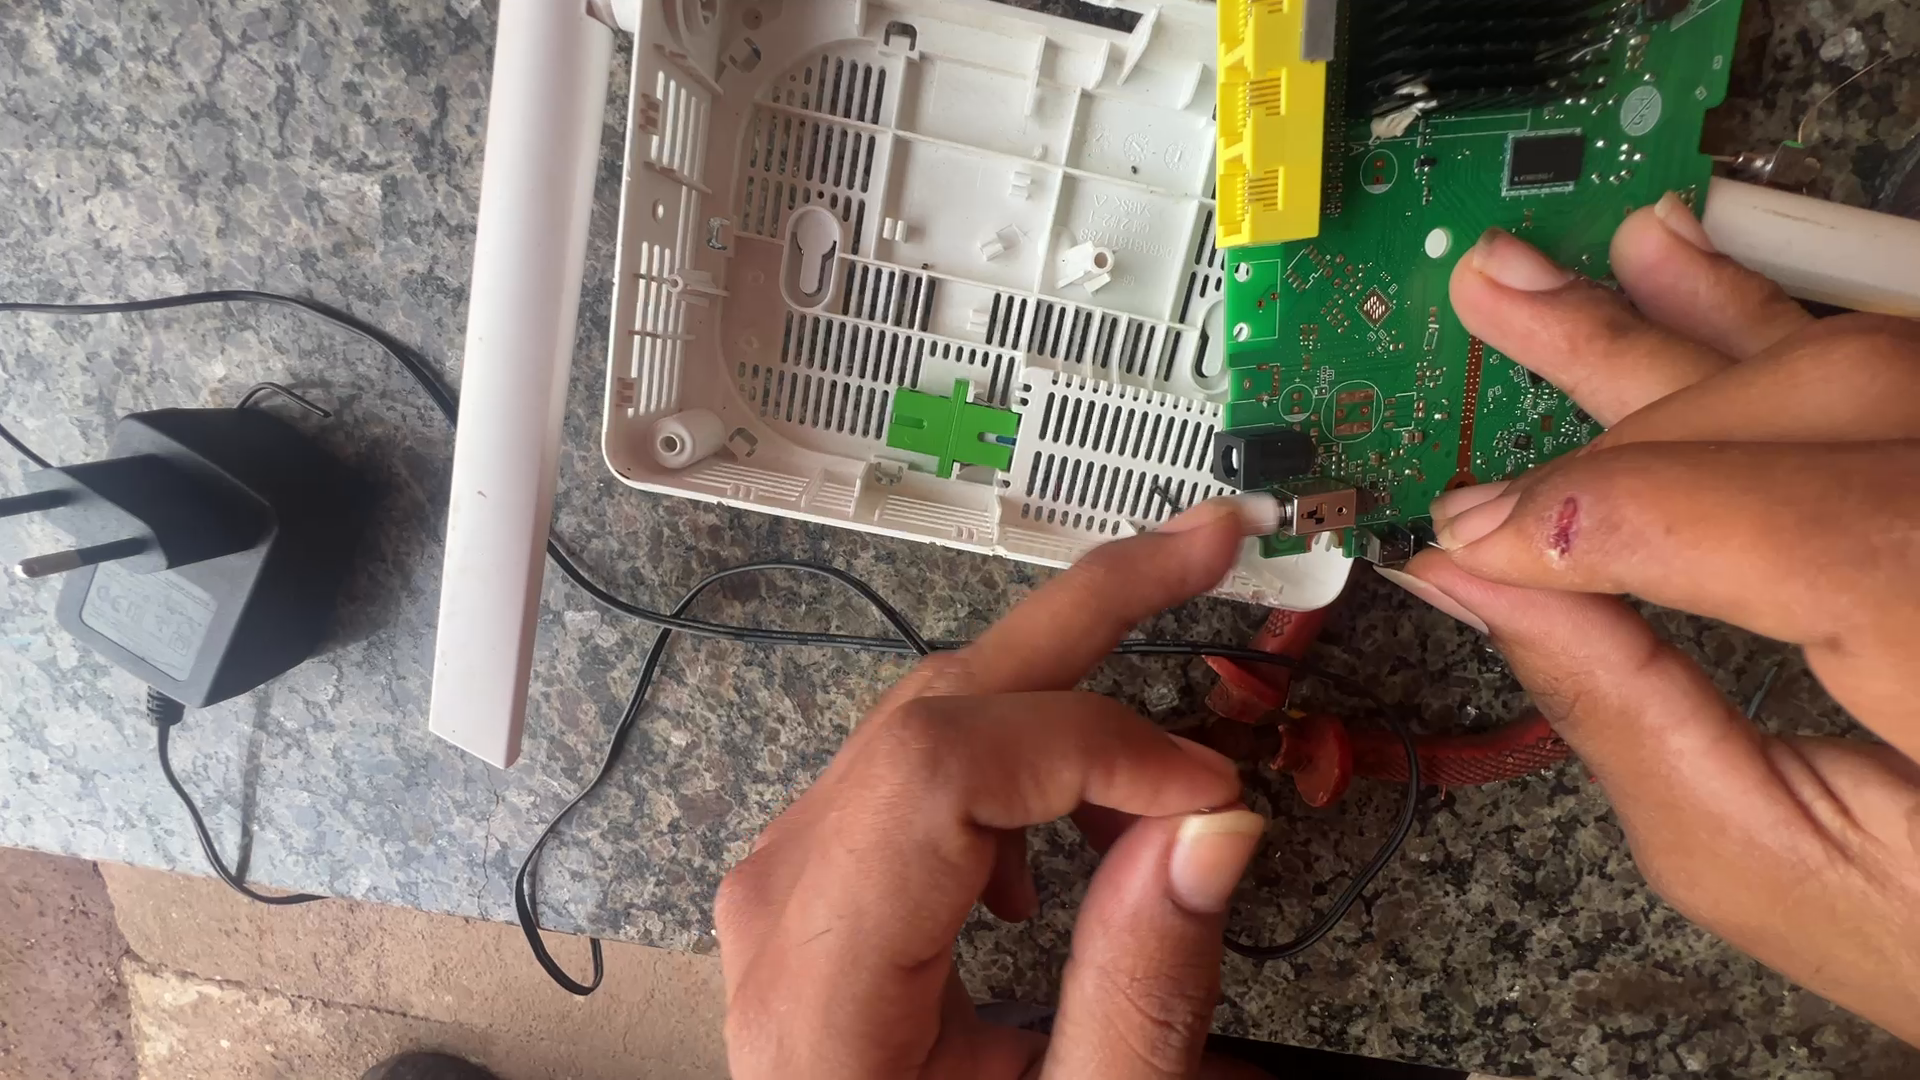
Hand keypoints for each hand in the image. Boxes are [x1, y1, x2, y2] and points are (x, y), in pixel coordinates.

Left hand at [715, 498, 1282, 1078]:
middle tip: (1204, 542)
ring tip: (1169, 764)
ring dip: (1069, 695)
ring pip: (944, 707)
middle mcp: (790, 875)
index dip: (1093, 742)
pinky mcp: (833, 848)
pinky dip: (1028, 757)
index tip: (1208, 789)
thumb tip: (1217, 826)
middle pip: (944, 688)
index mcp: (818, 964)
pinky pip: (935, 757)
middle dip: (1090, 603)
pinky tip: (1076, 824)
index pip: (944, 761)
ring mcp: (802, 851)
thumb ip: (1139, 992)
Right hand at [1389, 194, 1919, 1043]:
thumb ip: (1607, 703)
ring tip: (1519, 276)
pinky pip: (1891, 357)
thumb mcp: (1764, 859)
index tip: (1462, 534)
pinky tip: (1667, 257)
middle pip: (1826, 409)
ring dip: (1659, 319)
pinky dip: (1758, 310)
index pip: (1819, 531)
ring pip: (1854, 356)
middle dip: (1613, 425)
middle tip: (1479, 360)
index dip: (1609, 517)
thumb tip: (1464, 575)